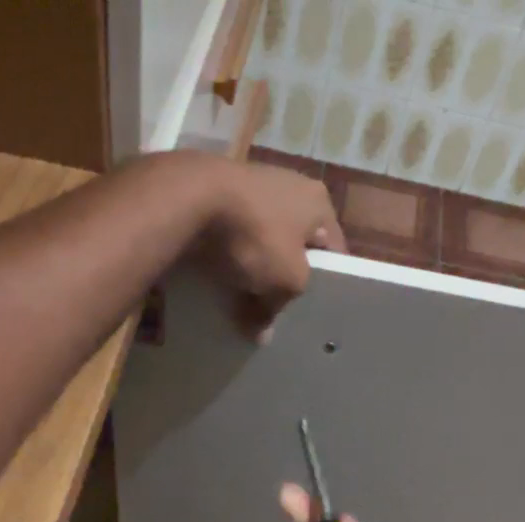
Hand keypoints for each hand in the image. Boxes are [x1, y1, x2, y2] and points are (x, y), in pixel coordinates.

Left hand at [195, 155, 346, 340]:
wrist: (191, 198)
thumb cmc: (257, 236)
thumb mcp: (284, 281)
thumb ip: (279, 307)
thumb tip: (262, 335)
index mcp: (318, 201)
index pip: (333, 249)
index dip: (327, 282)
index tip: (314, 308)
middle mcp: (290, 184)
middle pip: (295, 243)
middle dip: (285, 274)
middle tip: (278, 306)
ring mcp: (252, 184)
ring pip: (262, 238)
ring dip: (254, 265)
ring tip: (246, 296)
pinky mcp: (217, 191)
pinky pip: (231, 232)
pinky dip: (228, 252)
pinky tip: (219, 275)